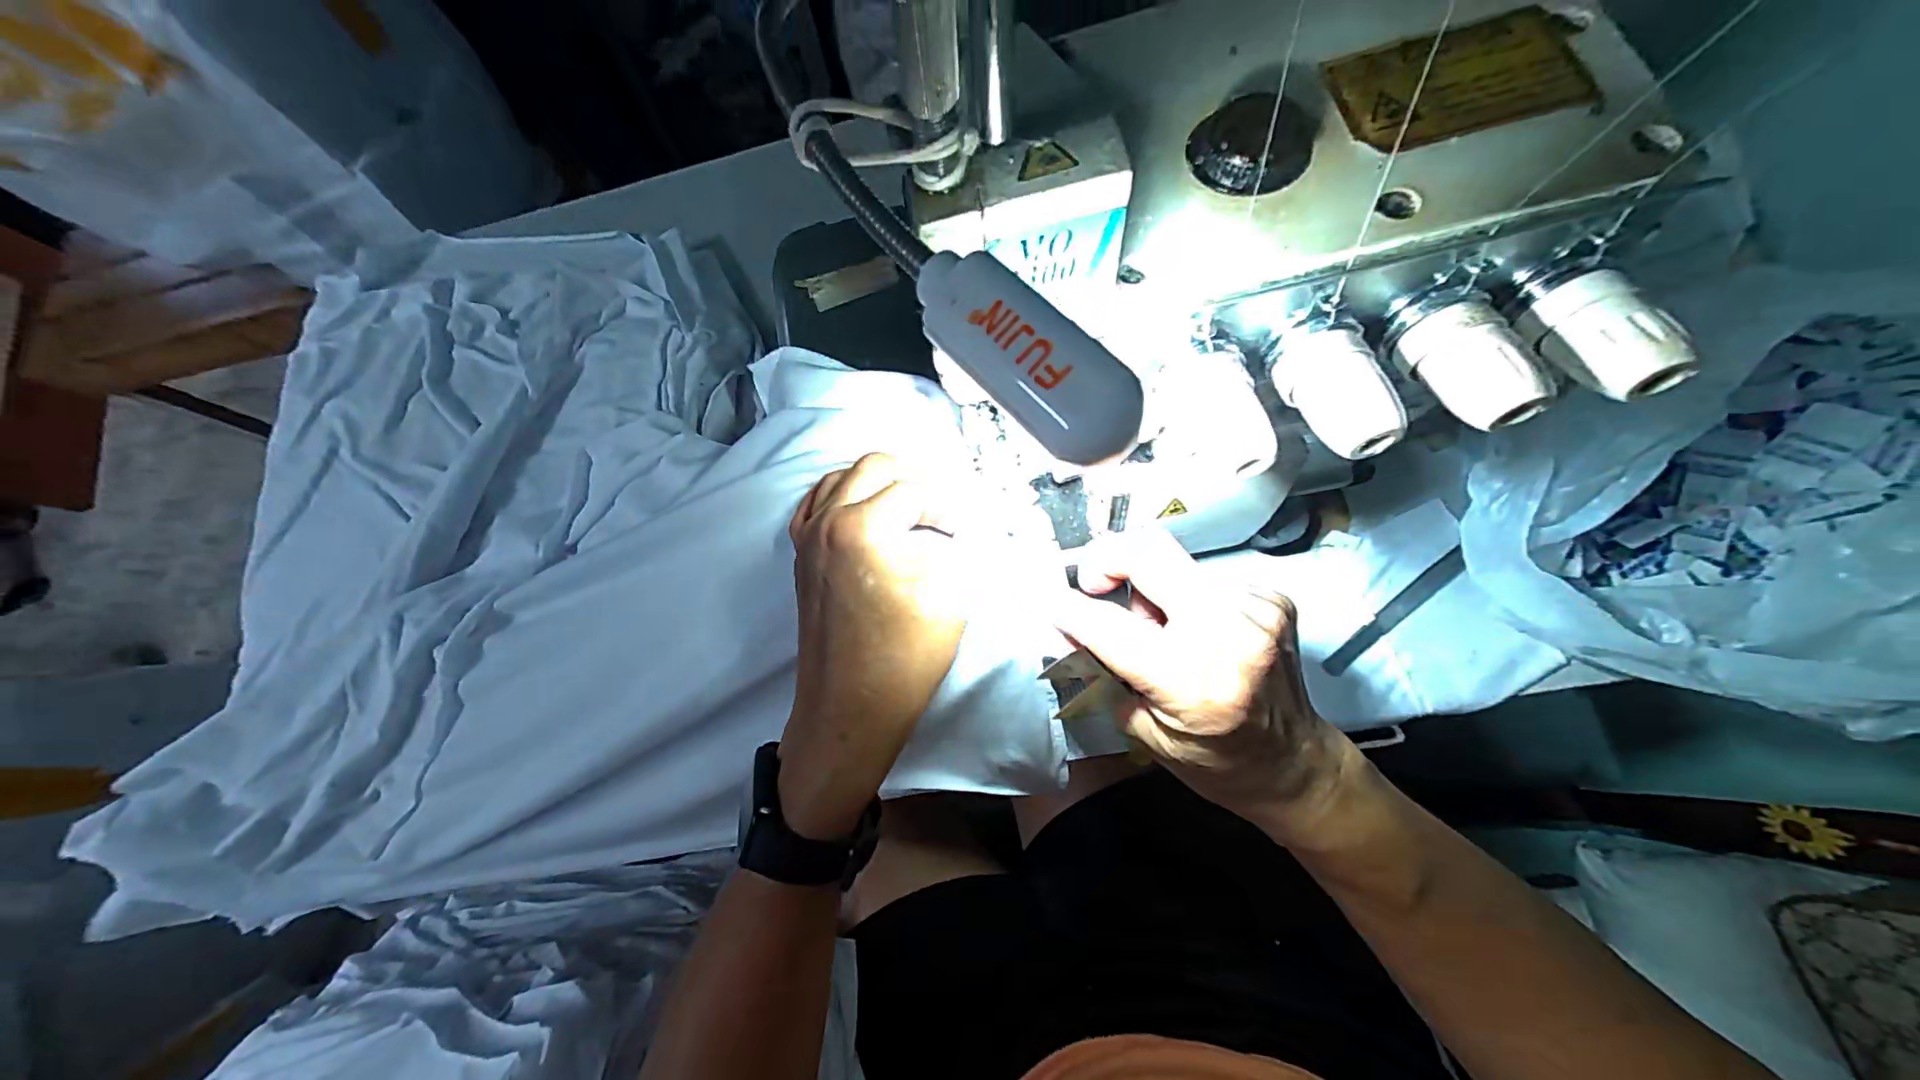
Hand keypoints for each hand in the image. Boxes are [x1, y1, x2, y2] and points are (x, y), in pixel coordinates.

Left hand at [779, 453, 969, 840]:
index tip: (966, 532)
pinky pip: (815, 506)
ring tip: (908, 511)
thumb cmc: (903, 659)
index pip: (915, 492)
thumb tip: (970, 529)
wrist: (849, 709)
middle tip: (941, 512)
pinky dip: (841, 498)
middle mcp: (827, 523)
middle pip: (874, 468)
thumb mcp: (951, 599)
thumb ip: (962, 551)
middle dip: (914, 481)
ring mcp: (807, 540)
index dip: (948, 508)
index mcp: (862, 528)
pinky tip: (864, 514)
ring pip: (840, 479)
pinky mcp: (801, 559)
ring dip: (878, 484)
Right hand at [1051, 527, 1359, 842]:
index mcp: (1190, 679)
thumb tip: (1070, 628)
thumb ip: (1104, 673)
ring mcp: (1255, 608)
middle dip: (1105, 560)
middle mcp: (1228, 632)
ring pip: (1174, 562)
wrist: (1294, 764)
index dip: (1068, 610)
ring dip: (1150, 587)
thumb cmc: (1217, 762)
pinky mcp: (1271, 597)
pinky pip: (1204, 576)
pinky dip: (1186, 596)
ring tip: (1159, 627)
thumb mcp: (1143, 730)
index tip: (1052, 604)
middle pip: (1146, 552)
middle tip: (1092, 585)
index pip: (1107, 624)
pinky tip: (1195, 629)